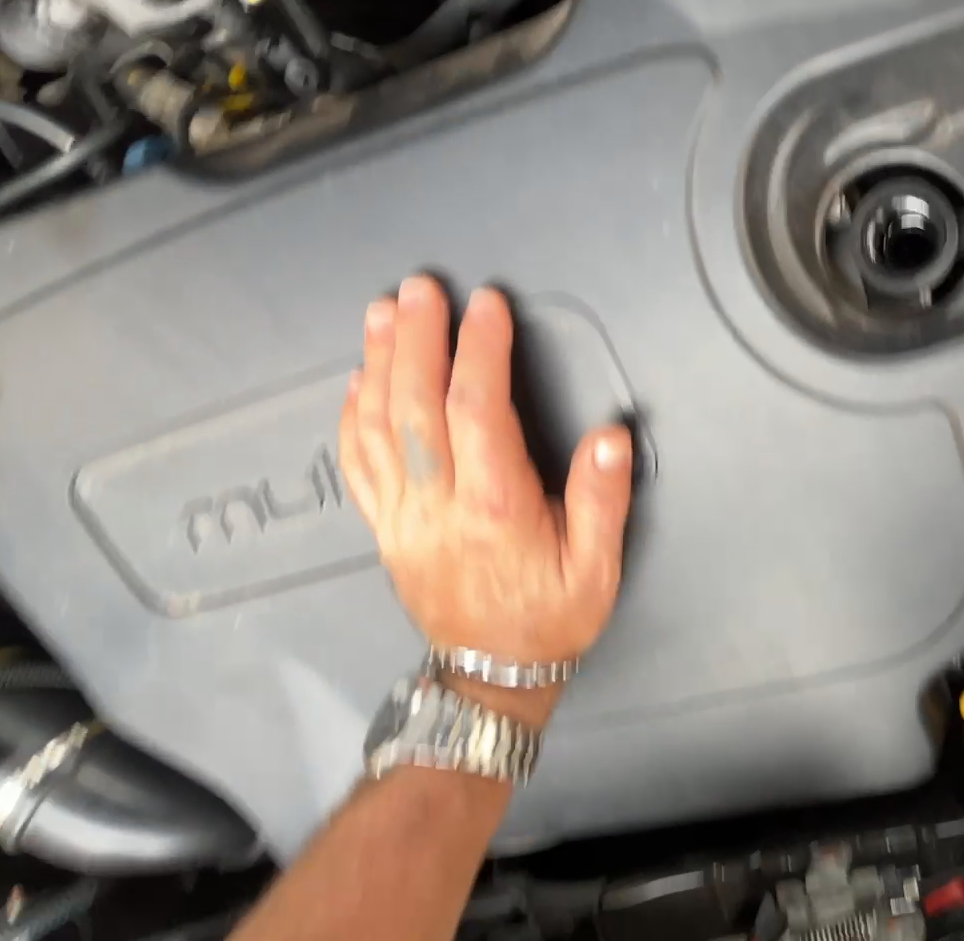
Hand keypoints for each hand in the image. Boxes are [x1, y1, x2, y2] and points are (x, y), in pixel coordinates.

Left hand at [339, 276, 634, 680]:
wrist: (491, 674)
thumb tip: (610, 437)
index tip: (487, 307)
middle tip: (420, 289)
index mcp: (496, 506)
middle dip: (419, 340)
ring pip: (378, 428)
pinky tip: (358, 381)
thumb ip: (602, 500)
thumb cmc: (550, 617)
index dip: (480, 351)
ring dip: (379, 364)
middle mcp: (439, 504)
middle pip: (416, 407)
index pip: (479, 411)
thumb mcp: (598, 567)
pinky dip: (352, 414)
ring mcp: (403, 515)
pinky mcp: (385, 527)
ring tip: (384, 315)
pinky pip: (358, 463)